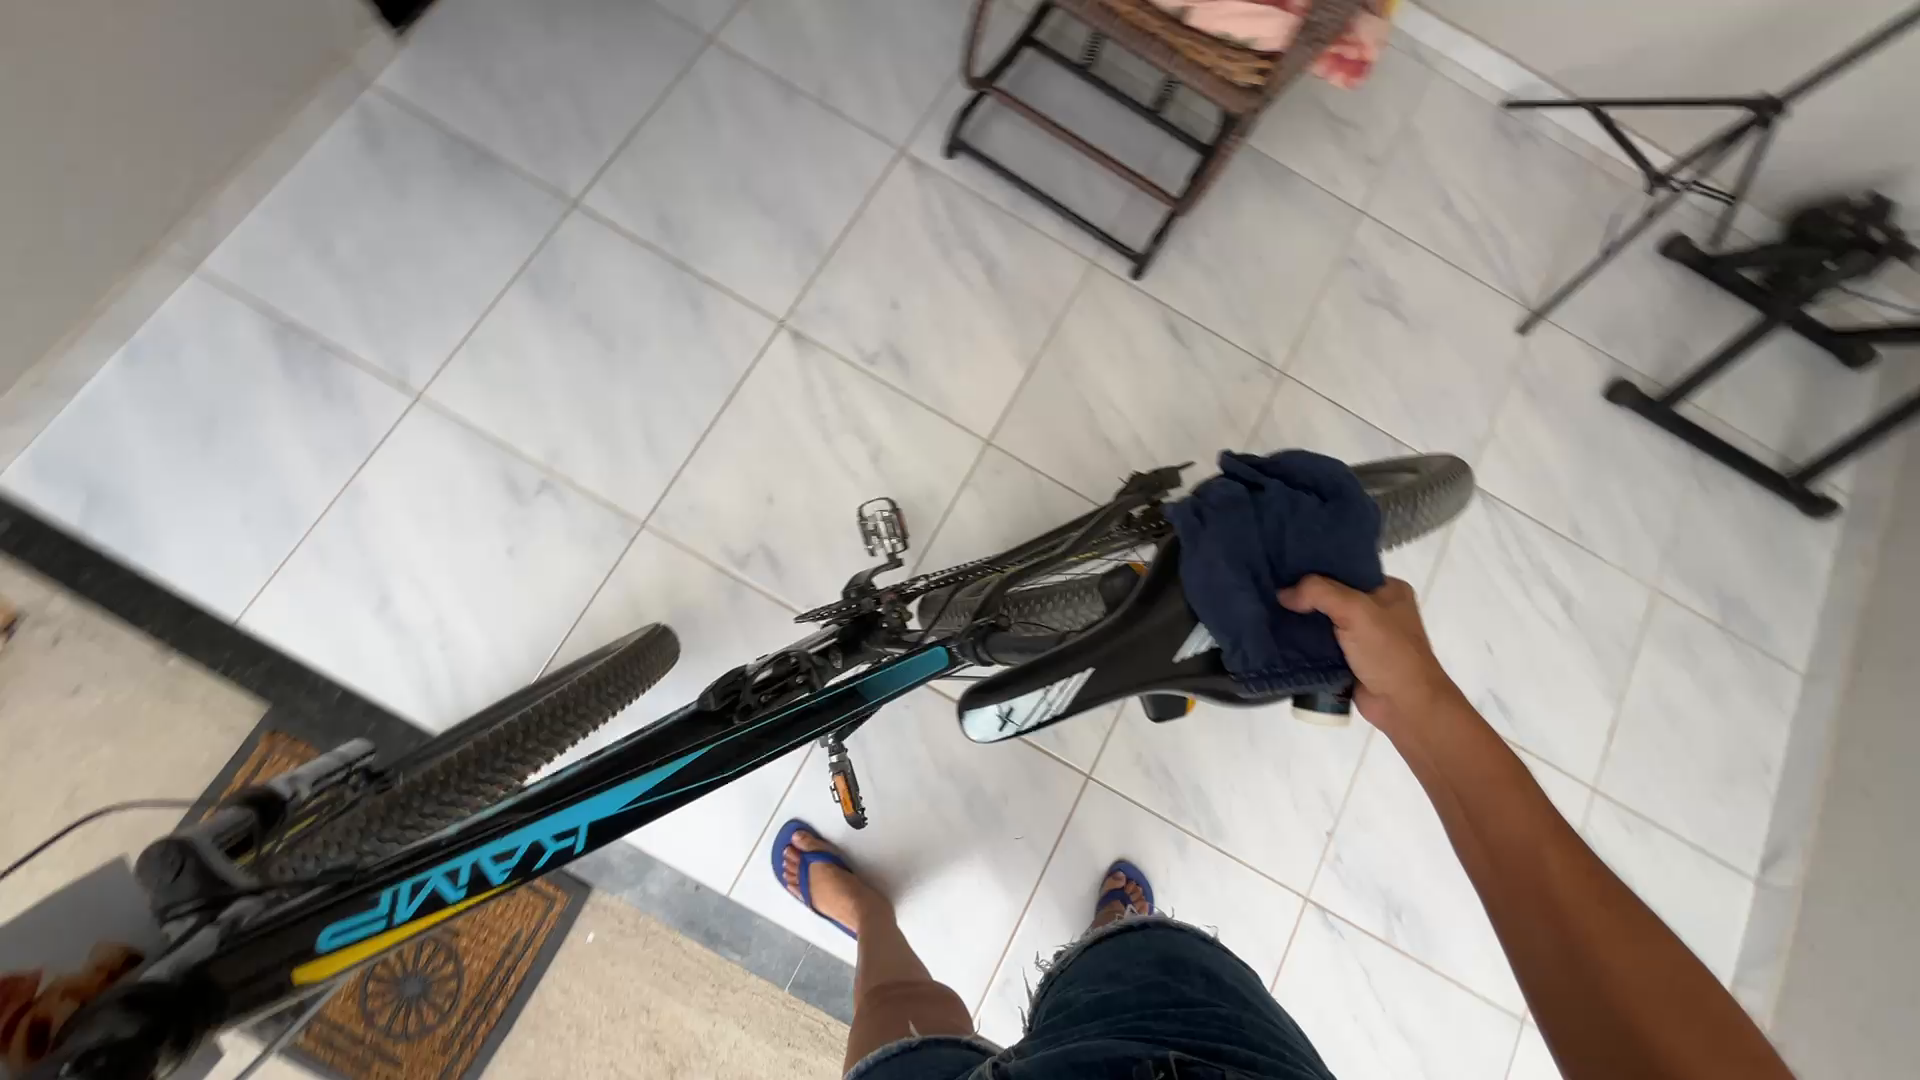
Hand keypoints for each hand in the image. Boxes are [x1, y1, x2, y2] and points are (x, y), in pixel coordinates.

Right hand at [1278, 575, 1464, 737]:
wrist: (1403, 704)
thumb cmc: (1388, 651)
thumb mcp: (1356, 610)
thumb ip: (1318, 593)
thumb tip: (1283, 594)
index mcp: (1387, 589)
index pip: (1345, 568)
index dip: (1315, 566)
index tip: (1283, 564)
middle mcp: (1375, 609)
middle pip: (1330, 594)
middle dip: (1302, 593)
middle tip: (1269, 585)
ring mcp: (1361, 635)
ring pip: (1321, 619)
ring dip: (1298, 618)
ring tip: (1266, 607)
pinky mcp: (1347, 657)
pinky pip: (1318, 642)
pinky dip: (1300, 640)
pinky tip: (1277, 634)